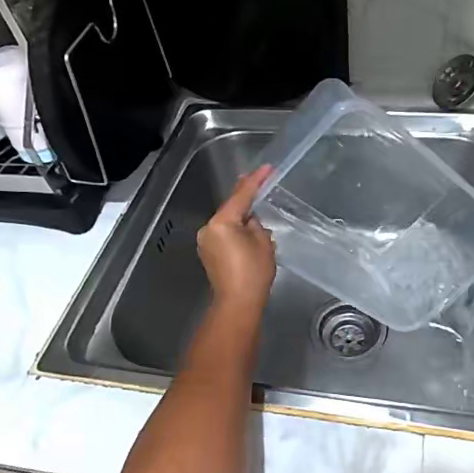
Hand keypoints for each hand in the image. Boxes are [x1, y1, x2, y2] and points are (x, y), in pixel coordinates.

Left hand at [199, 165, 276, 313]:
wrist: (237, 303)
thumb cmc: (253, 273)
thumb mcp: (263, 243)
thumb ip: (256, 225)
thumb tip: (250, 221)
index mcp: (222, 222)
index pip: (241, 196)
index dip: (255, 181)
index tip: (267, 169)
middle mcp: (209, 228)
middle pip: (230, 208)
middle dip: (246, 200)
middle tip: (262, 184)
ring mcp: (205, 242)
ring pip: (227, 222)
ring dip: (241, 218)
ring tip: (259, 214)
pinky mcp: (208, 254)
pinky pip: (223, 235)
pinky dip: (235, 231)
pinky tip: (248, 233)